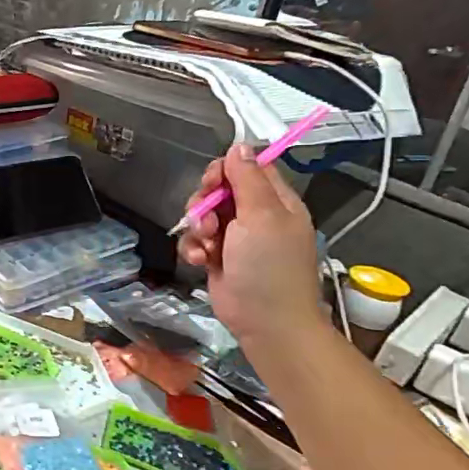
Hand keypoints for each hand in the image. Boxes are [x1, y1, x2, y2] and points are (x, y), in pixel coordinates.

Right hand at [177, 144, 327, 347]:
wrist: (266, 324)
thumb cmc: (270, 267)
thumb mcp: (262, 216)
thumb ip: (248, 179)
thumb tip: (240, 145)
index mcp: (276, 202)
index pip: (248, 167)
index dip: (226, 169)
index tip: (214, 182)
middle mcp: (256, 216)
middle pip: (219, 189)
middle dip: (205, 202)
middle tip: (206, 218)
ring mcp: (236, 238)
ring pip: (202, 214)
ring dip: (196, 227)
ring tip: (205, 245)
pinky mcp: (217, 258)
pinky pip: (195, 240)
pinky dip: (192, 248)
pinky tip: (198, 260)